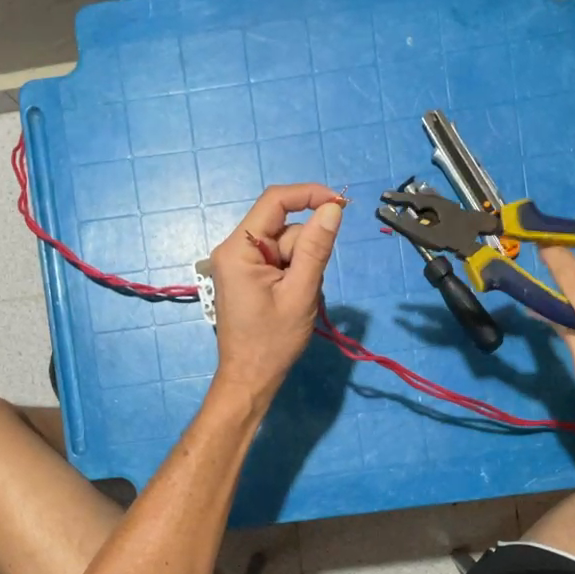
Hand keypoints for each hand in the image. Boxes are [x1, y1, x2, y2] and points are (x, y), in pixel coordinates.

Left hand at [206, 184, 344, 403]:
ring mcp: (239, 264)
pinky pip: (280, 261)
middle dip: (305, 250)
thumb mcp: (301, 292)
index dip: (309, 195)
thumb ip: (316, 248)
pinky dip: (294, 275)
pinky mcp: (248, 277)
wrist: (250, 378)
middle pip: (284, 227)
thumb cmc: (272, 342)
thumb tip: (333, 208)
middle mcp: (233, 249)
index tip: (340, 205)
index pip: (275, 201)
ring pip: (286, 245)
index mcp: (238, 249)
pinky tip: (291, 300)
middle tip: (306, 285)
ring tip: (297, 299)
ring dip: (302, 266)